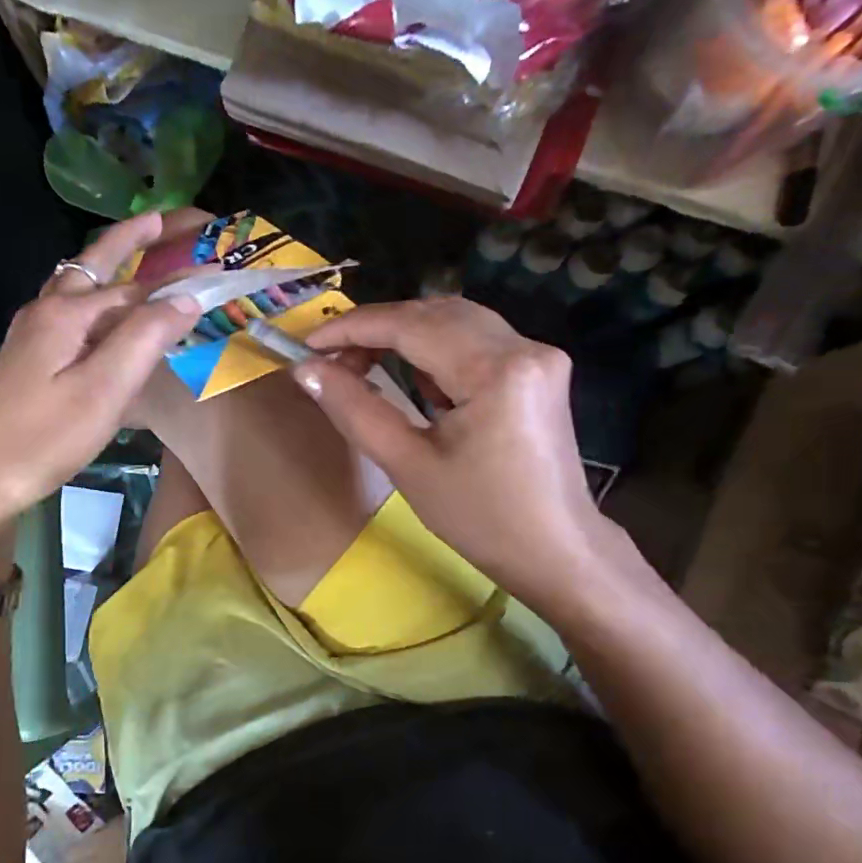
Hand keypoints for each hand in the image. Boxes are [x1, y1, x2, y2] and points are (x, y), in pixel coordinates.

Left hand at [0, 213, 202, 599]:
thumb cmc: (45, 437)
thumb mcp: (104, 390)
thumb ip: (145, 338)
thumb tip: (187, 297)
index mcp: (67, 313)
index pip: (136, 287)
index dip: (178, 278)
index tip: (217, 265)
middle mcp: (46, 310)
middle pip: (97, 262)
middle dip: (135, 237)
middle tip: (170, 218)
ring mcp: (32, 332)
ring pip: (76, 281)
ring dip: (108, 260)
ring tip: (138, 248)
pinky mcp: (27, 357)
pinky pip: (68, 310)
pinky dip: (93, 295)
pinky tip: (102, 313)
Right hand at [295, 297, 619, 604]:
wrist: (555, 550)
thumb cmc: (478, 517)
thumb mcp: (406, 464)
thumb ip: (354, 409)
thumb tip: (306, 371)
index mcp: (496, 370)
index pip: (411, 325)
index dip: (353, 328)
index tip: (308, 345)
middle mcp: (523, 347)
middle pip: (434, 313)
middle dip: (376, 328)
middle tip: (331, 361)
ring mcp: (536, 355)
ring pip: (454, 320)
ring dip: (402, 335)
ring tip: (361, 367)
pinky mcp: (537, 370)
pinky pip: (474, 340)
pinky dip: (431, 348)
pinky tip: (409, 379)